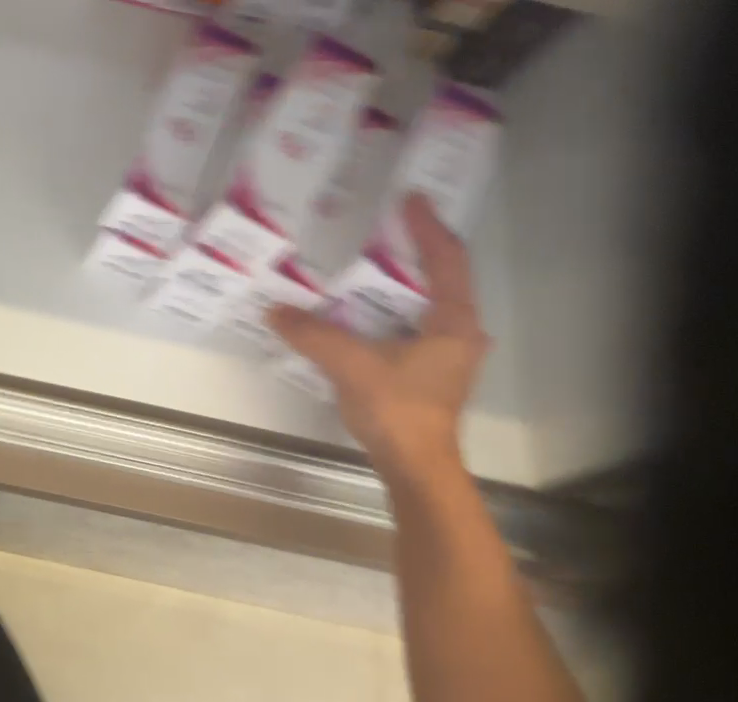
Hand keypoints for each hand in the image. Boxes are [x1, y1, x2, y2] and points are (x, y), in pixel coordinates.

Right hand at [268, 193, 491, 486]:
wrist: (415, 465)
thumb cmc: (397, 410)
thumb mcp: (352, 367)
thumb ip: (315, 336)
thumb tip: (276, 311)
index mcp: (454, 322)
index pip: (446, 261)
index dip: (427, 228)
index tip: (409, 201)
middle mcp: (461, 333)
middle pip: (440, 283)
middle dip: (412, 258)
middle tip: (383, 236)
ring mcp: (449, 358)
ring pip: (425, 311)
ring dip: (398, 291)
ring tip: (368, 275)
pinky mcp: (431, 377)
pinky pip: (412, 333)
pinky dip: (390, 319)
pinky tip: (364, 323)